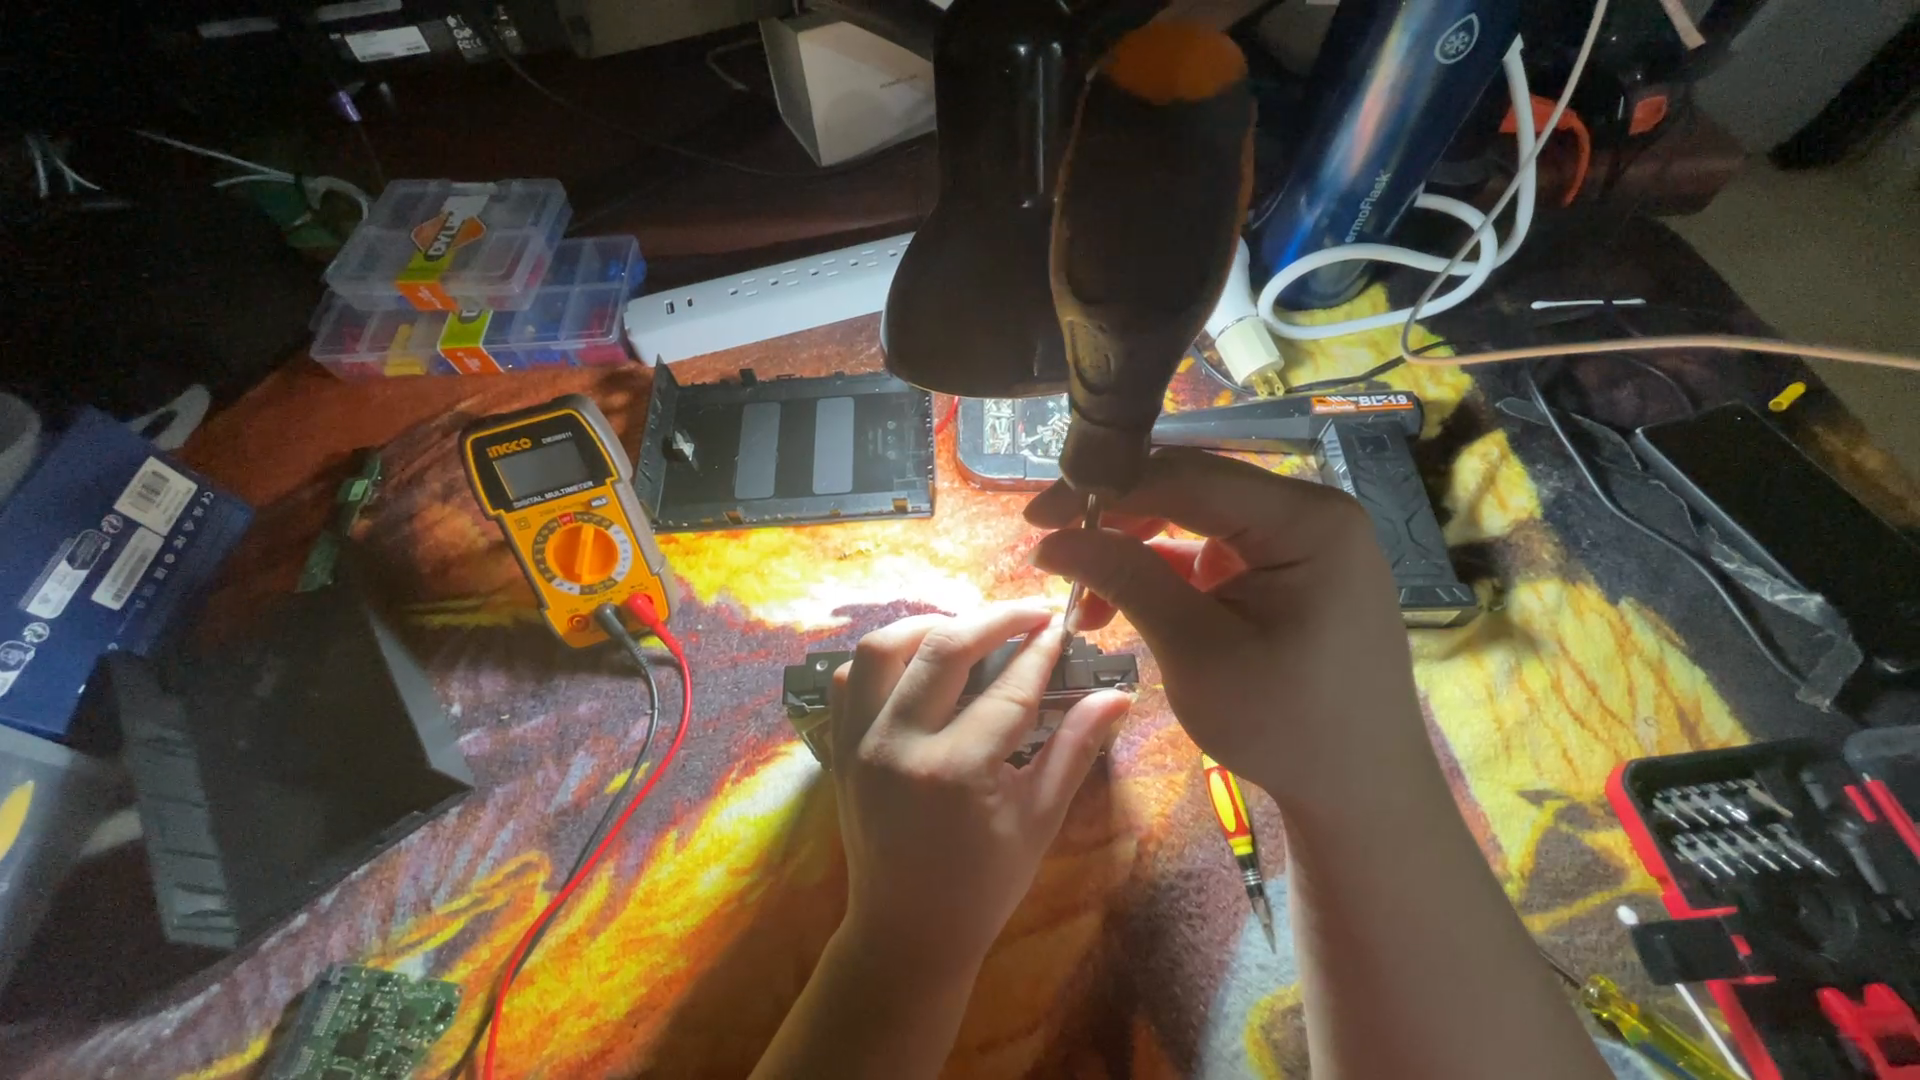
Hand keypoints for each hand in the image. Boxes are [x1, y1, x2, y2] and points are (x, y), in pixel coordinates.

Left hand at [828, 602, 1130, 972]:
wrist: (907, 931)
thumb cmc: (983, 884)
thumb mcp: (1039, 818)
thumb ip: (1076, 748)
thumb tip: (1118, 695)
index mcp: (956, 771)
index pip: (1007, 688)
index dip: (1039, 650)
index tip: (1060, 624)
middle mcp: (898, 745)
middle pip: (943, 648)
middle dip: (993, 618)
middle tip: (1028, 613)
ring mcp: (859, 743)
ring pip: (883, 648)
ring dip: (930, 625)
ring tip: (969, 630)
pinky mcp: (838, 747)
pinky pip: (849, 677)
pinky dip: (883, 658)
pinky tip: (918, 664)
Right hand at [1026, 448, 1430, 808]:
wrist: (1359, 792)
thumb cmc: (1287, 726)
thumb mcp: (1195, 650)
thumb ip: (1126, 579)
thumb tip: (1050, 541)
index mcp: (1305, 518)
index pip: (1185, 476)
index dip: (1103, 488)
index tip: (1036, 518)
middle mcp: (1304, 513)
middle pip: (1187, 492)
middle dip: (1115, 525)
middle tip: (1054, 556)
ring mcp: (1293, 542)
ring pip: (1189, 524)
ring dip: (1131, 555)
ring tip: (1086, 605)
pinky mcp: (1279, 571)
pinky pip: (1206, 555)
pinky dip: (1159, 578)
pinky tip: (1118, 608)